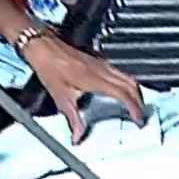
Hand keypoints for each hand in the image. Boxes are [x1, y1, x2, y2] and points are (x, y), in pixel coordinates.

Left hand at [21, 35, 145, 141]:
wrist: (37, 41)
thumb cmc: (46, 63)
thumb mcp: (59, 94)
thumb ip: (72, 118)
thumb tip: (78, 137)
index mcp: (94, 79)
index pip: (123, 94)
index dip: (134, 108)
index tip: (138, 121)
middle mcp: (101, 70)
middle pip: (132, 86)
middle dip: (140, 102)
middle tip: (141, 116)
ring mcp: (100, 64)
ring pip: (128, 78)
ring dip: (136, 93)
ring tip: (136, 106)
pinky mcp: (97, 60)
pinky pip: (120, 73)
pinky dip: (127, 85)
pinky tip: (123, 92)